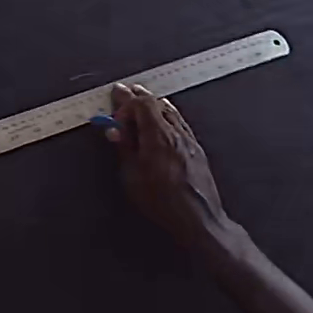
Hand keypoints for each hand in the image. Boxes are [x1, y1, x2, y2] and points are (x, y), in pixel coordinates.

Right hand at [102, 83, 235, 252]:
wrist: (198, 219)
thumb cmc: (162, 201)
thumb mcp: (132, 176)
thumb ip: (124, 148)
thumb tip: (115, 131)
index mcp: (158, 136)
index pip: (142, 104)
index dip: (126, 104)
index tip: (115, 112)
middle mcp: (176, 133)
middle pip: (156, 103)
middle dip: (137, 97)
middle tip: (123, 93)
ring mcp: (188, 139)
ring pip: (170, 110)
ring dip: (152, 104)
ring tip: (140, 99)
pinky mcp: (196, 149)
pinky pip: (179, 121)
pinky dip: (166, 113)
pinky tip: (161, 117)